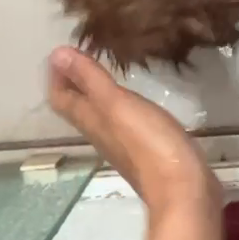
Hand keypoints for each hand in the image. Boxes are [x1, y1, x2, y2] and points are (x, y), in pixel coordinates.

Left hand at [47, 48, 221, 217]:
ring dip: (98, 93)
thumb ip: (89, 78)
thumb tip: (56, 54)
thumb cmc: (148, 141)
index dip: (56, 76)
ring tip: (109, 69)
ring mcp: (125, 144)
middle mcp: (102, 134)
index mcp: (91, 121)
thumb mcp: (116, 103)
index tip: (61, 52)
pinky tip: (137, 98)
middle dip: (76, 82)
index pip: (61, 98)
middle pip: (79, 108)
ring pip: (102, 115)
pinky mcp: (148, 150)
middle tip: (84, 54)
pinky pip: (125, 122)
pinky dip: (123, 105)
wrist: (182, 187)